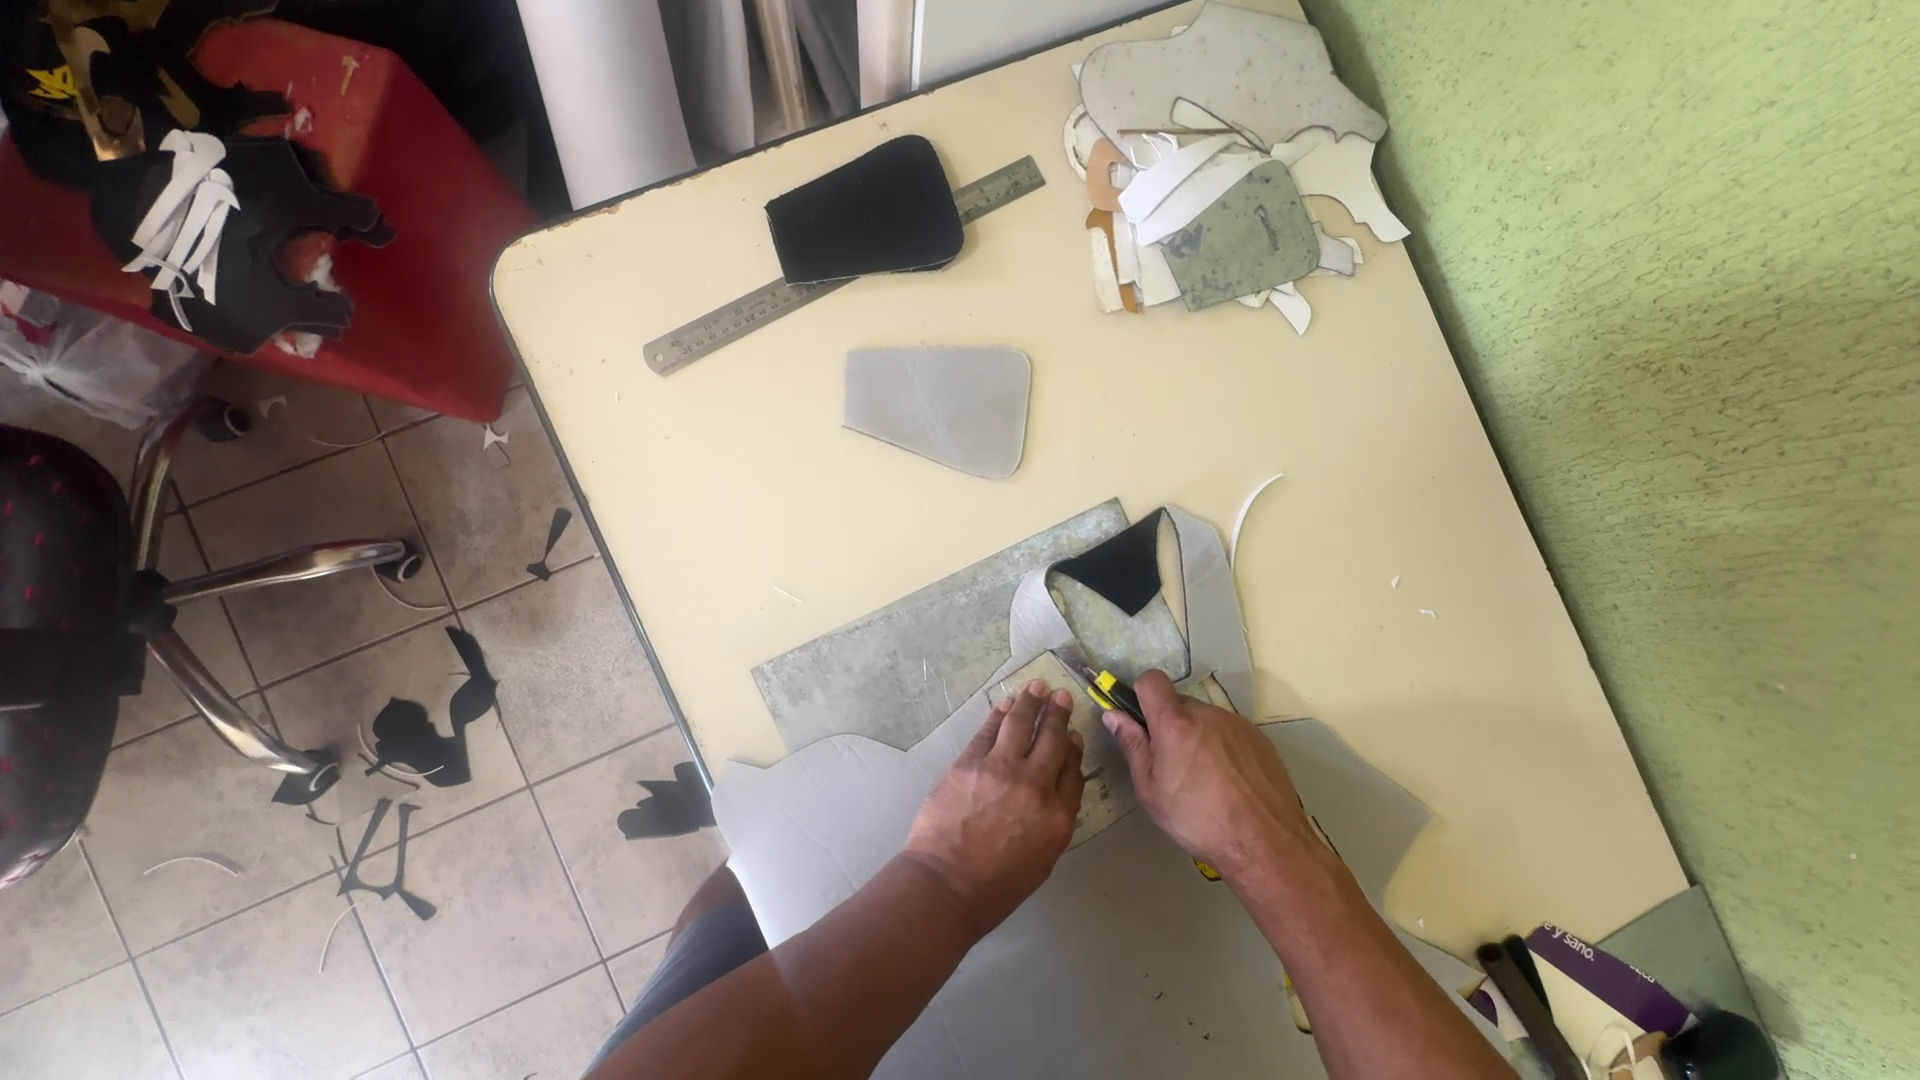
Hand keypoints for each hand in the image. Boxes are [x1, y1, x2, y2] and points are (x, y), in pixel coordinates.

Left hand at [901, 681, 1085, 937]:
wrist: (948, 884)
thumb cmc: (997, 885)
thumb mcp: (1043, 858)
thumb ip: (1054, 820)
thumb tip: (1055, 789)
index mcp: (1058, 816)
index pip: (1073, 770)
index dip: (1074, 748)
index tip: (1074, 734)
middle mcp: (1035, 785)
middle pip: (1052, 740)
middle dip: (1058, 714)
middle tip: (1061, 695)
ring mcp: (1001, 769)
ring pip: (1020, 725)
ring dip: (1030, 702)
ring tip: (1036, 686)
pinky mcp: (970, 763)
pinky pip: (989, 731)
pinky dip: (999, 715)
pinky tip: (1005, 705)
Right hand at [1103, 670, 1316, 881]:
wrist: (1266, 844)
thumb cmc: (1198, 821)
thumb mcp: (1151, 791)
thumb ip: (1133, 746)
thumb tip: (1114, 715)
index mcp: (1175, 723)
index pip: (1152, 680)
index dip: (1141, 694)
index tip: (1141, 721)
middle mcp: (1208, 714)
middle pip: (1179, 704)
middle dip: (1170, 724)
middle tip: (1172, 764)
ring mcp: (1237, 724)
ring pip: (1205, 719)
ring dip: (1197, 736)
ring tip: (1205, 779)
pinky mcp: (1260, 738)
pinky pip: (1230, 732)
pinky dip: (1223, 747)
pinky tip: (1229, 781)